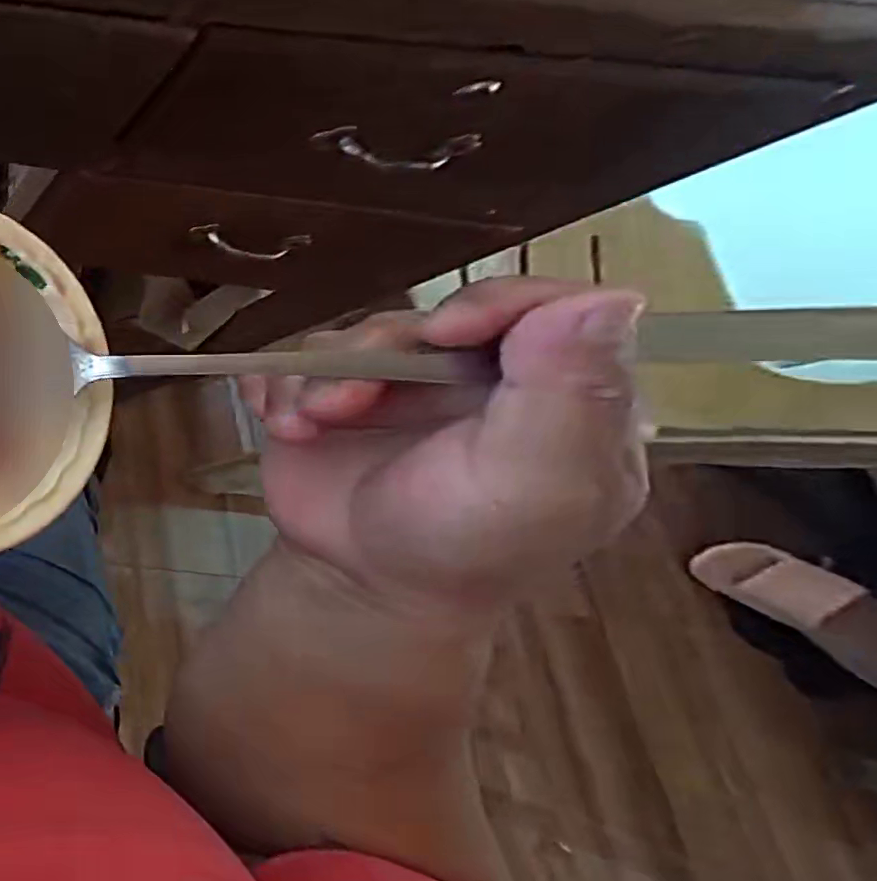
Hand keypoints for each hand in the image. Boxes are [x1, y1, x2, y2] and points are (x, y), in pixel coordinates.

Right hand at [238, 278, 650, 623]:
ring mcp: (386, 386)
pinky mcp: (324, 396)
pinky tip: (276, 420)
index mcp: (544, 390)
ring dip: (310, 380)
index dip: (490, 303)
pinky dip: (273, 385)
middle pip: (417, 318)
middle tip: (340, 405)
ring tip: (301, 427)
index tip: (441, 334)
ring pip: (344, 338)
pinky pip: (292, 362)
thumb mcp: (535, 483)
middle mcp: (462, 377)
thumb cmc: (463, 545)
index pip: (537, 305)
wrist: (356, 583)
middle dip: (368, 354)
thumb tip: (607, 298)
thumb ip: (570, 396)